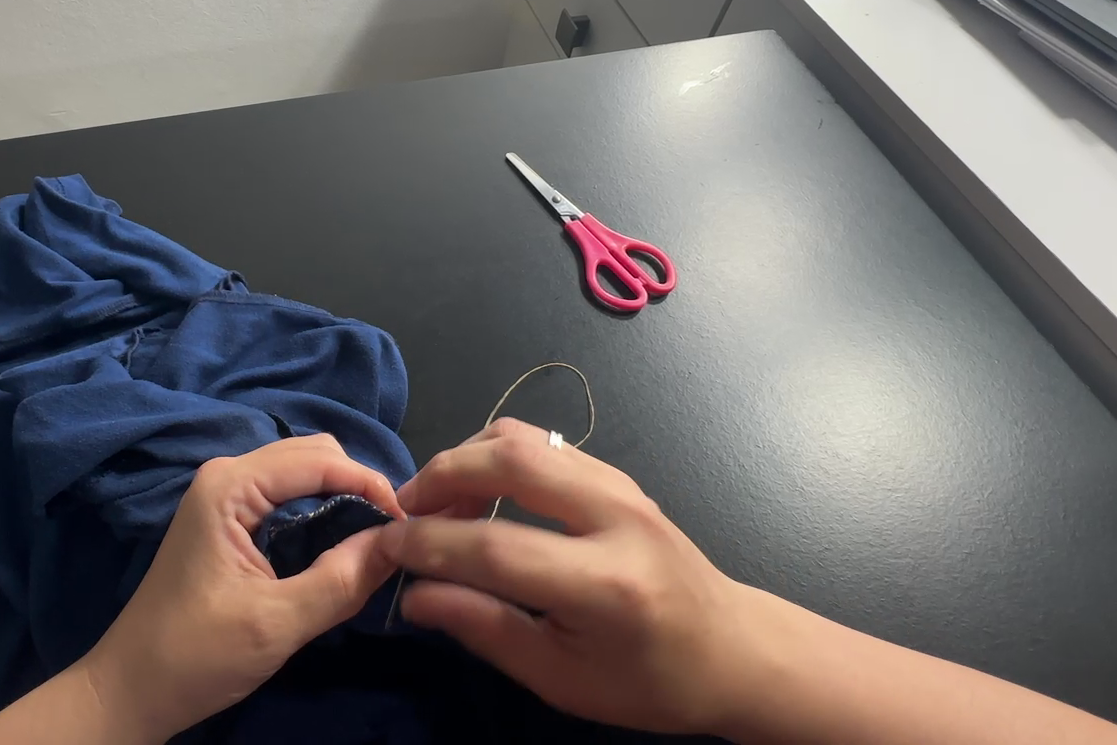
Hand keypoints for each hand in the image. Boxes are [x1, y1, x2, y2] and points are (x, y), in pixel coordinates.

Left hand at [79, 434, 402, 741]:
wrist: (131, 688)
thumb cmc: (195, 656)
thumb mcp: (275, 625)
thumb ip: (339, 580)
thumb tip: (396, 543)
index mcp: (230, 485)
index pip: (317, 460)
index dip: (367, 483)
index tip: (405, 523)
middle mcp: (228, 473)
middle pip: (311, 453)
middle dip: (357, 482)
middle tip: (393, 531)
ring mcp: (226, 491)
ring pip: (302, 468)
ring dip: (342, 491)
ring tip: (374, 534)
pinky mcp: (230, 512)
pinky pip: (288, 490)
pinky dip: (321, 503)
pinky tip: (339, 536)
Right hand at [375, 418, 764, 736]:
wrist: (730, 646)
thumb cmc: (647, 679)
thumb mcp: (561, 678)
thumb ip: (484, 628)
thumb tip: (414, 594)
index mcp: (606, 584)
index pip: (496, 548)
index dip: (430, 545)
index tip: (386, 546)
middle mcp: (614, 514)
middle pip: (508, 461)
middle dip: (442, 476)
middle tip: (407, 508)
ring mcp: (617, 481)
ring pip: (519, 437)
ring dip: (464, 458)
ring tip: (439, 500)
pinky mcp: (612, 469)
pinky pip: (537, 441)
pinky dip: (492, 453)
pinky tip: (479, 488)